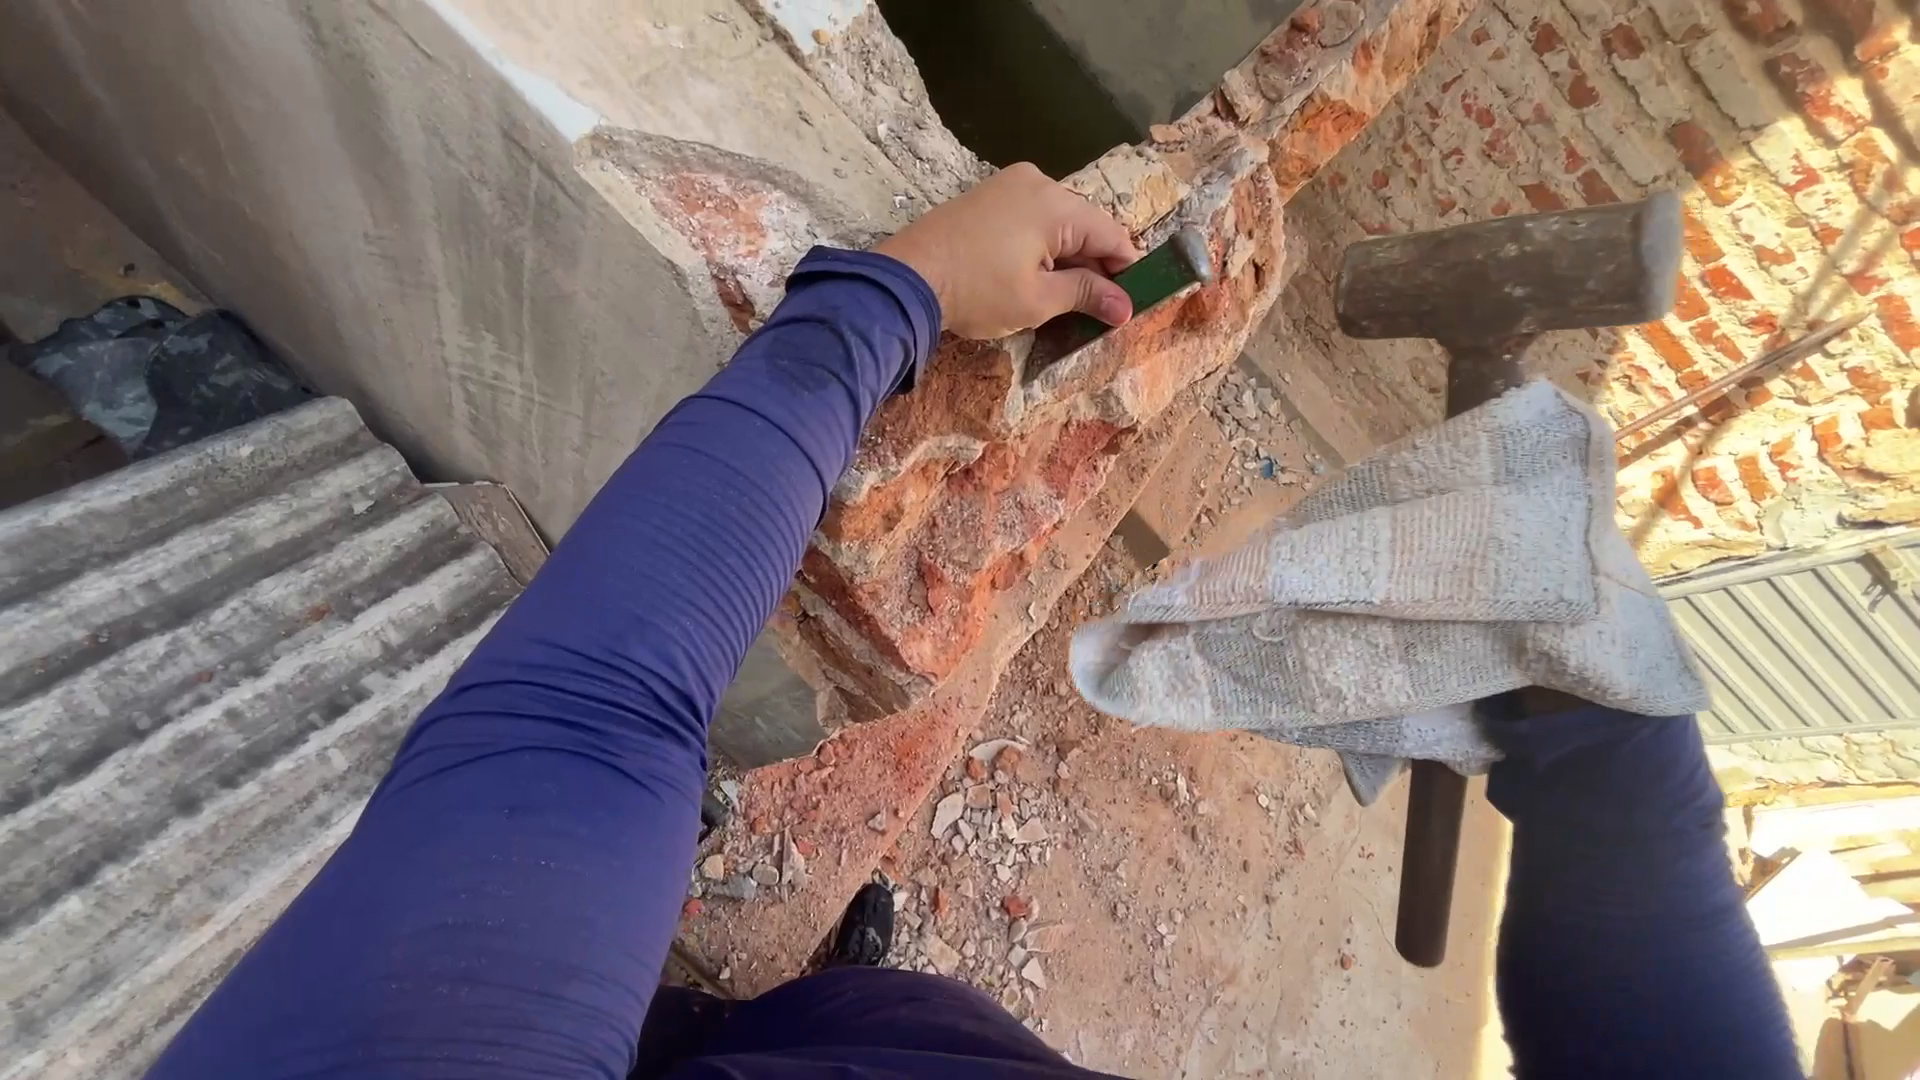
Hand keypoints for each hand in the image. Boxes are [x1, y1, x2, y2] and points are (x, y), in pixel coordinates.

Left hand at [875, 163, 1140, 339]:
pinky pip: (1030, 221)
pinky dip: (1041, 249)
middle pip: (1085, 226)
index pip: (1111, 234)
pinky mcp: (987, 198)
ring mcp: (1008, 186)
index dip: (1128, 270)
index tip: (1133, 302)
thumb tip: (1126, 307)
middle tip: (1098, 309)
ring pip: (1057, 224)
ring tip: (1064, 300)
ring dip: (1067, 260)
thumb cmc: (976, 292)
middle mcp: (1037, 183)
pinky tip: (1035, 279)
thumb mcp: (1037, 301)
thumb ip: (1086, 296)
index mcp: (1056, 204)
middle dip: (1095, 267)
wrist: (906, 279)